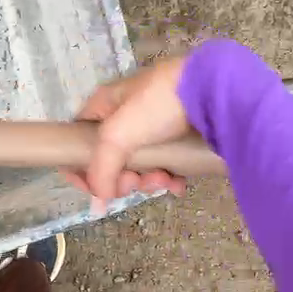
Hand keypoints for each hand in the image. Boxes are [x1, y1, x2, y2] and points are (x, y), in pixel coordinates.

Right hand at [62, 56, 192, 211]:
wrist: (213, 89)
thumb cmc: (157, 105)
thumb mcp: (117, 136)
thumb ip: (101, 171)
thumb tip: (98, 202)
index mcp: (104, 105)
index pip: (79, 141)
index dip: (81, 168)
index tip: (95, 189)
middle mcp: (126, 115)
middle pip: (111, 159)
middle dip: (121, 178)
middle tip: (134, 184)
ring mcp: (154, 126)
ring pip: (140, 165)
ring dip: (147, 181)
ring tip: (163, 180)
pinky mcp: (180, 136)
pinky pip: (166, 165)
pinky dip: (169, 178)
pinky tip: (178, 184)